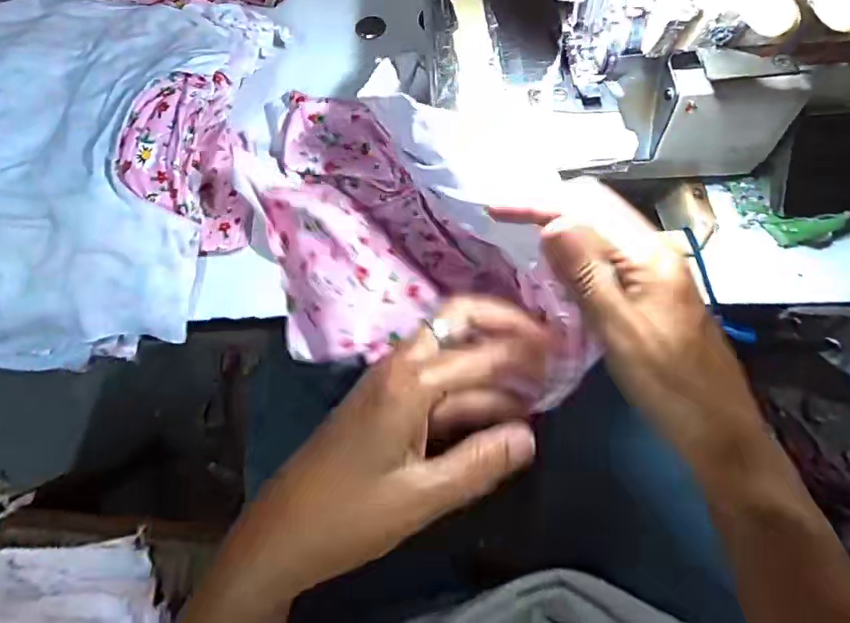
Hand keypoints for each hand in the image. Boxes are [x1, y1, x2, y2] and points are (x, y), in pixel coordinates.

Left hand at [183, 297, 549, 620]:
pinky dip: (472, 389)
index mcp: (409, 380)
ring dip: (492, 364)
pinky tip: (502, 412)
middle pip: (457, 322)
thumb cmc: (351, 513)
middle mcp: (401, 365)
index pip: (480, 352)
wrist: (286, 527)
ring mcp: (393, 380)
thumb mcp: (421, 498)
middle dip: (504, 326)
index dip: (524, 349)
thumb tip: (531, 434)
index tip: (564, 349)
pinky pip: (438, 381)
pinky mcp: (390, 400)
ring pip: (451, 355)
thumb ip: (479, 464)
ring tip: (541, 381)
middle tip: (549, 343)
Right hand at [498, 181, 849, 622]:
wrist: (723, 433)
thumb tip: (550, 221)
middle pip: (594, 204)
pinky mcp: (651, 283)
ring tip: (519, 227)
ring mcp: (655, 264)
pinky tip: (555, 257)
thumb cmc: (670, 387)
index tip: (495, 209)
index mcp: (648, 253)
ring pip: (599, 223)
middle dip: (546, 202)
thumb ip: (585, 273)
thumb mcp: (620, 331)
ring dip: (559, 219)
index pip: (585, 206)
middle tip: (503, 214)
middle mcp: (654, 247)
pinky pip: (606, 246)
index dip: (536, 202)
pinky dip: (575, 242)